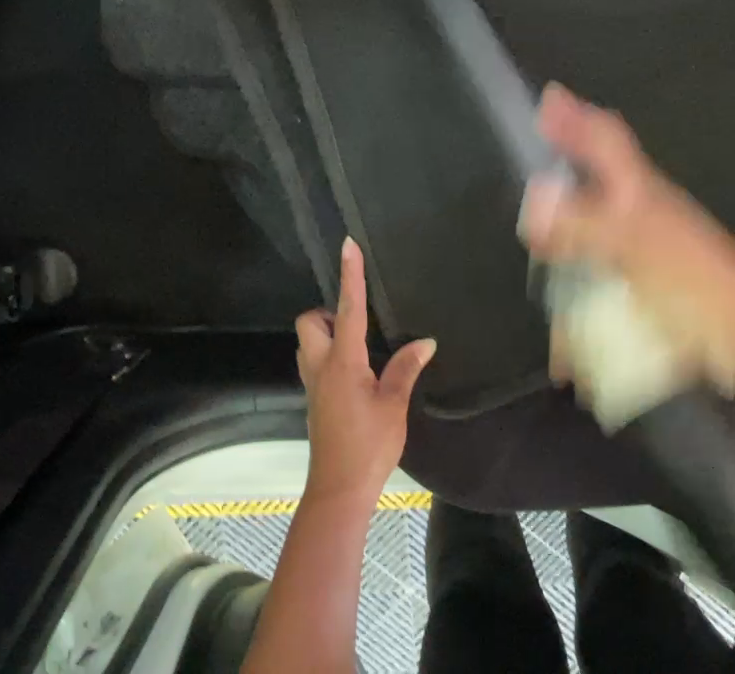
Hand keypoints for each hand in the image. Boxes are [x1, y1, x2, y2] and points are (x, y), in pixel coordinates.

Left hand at [295, 238, 437, 503]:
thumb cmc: (370, 445)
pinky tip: (359, 373)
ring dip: (327, 335)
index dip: (350, 275)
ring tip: (362, 347)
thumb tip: (425, 341)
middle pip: (310, 322)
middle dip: (328, 312)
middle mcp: (321, 366)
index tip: (348, 246)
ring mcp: (314, 384)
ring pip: (309, 343)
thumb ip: (405, 368)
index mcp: (343, 362)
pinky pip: (315, 362)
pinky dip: (331, 355)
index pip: (348, 308)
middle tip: (360, 325)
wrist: (340, 488)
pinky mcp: (315, 400)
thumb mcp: (393, 405)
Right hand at [519, 84, 734, 395]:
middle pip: (594, 195)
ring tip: (552, 307)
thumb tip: (533, 200)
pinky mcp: (657, 295)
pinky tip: (573, 357)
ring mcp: (650, 258)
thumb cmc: (695, 284)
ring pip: (597, 253)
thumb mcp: (632, 247)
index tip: (547, 99)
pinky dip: (587, 325)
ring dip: (570, 278)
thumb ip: (580, 224)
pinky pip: (609, 299)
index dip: (576, 118)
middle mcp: (642, 217)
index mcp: (639, 193)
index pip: (605, 140)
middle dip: (563, 198)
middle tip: (533, 210)